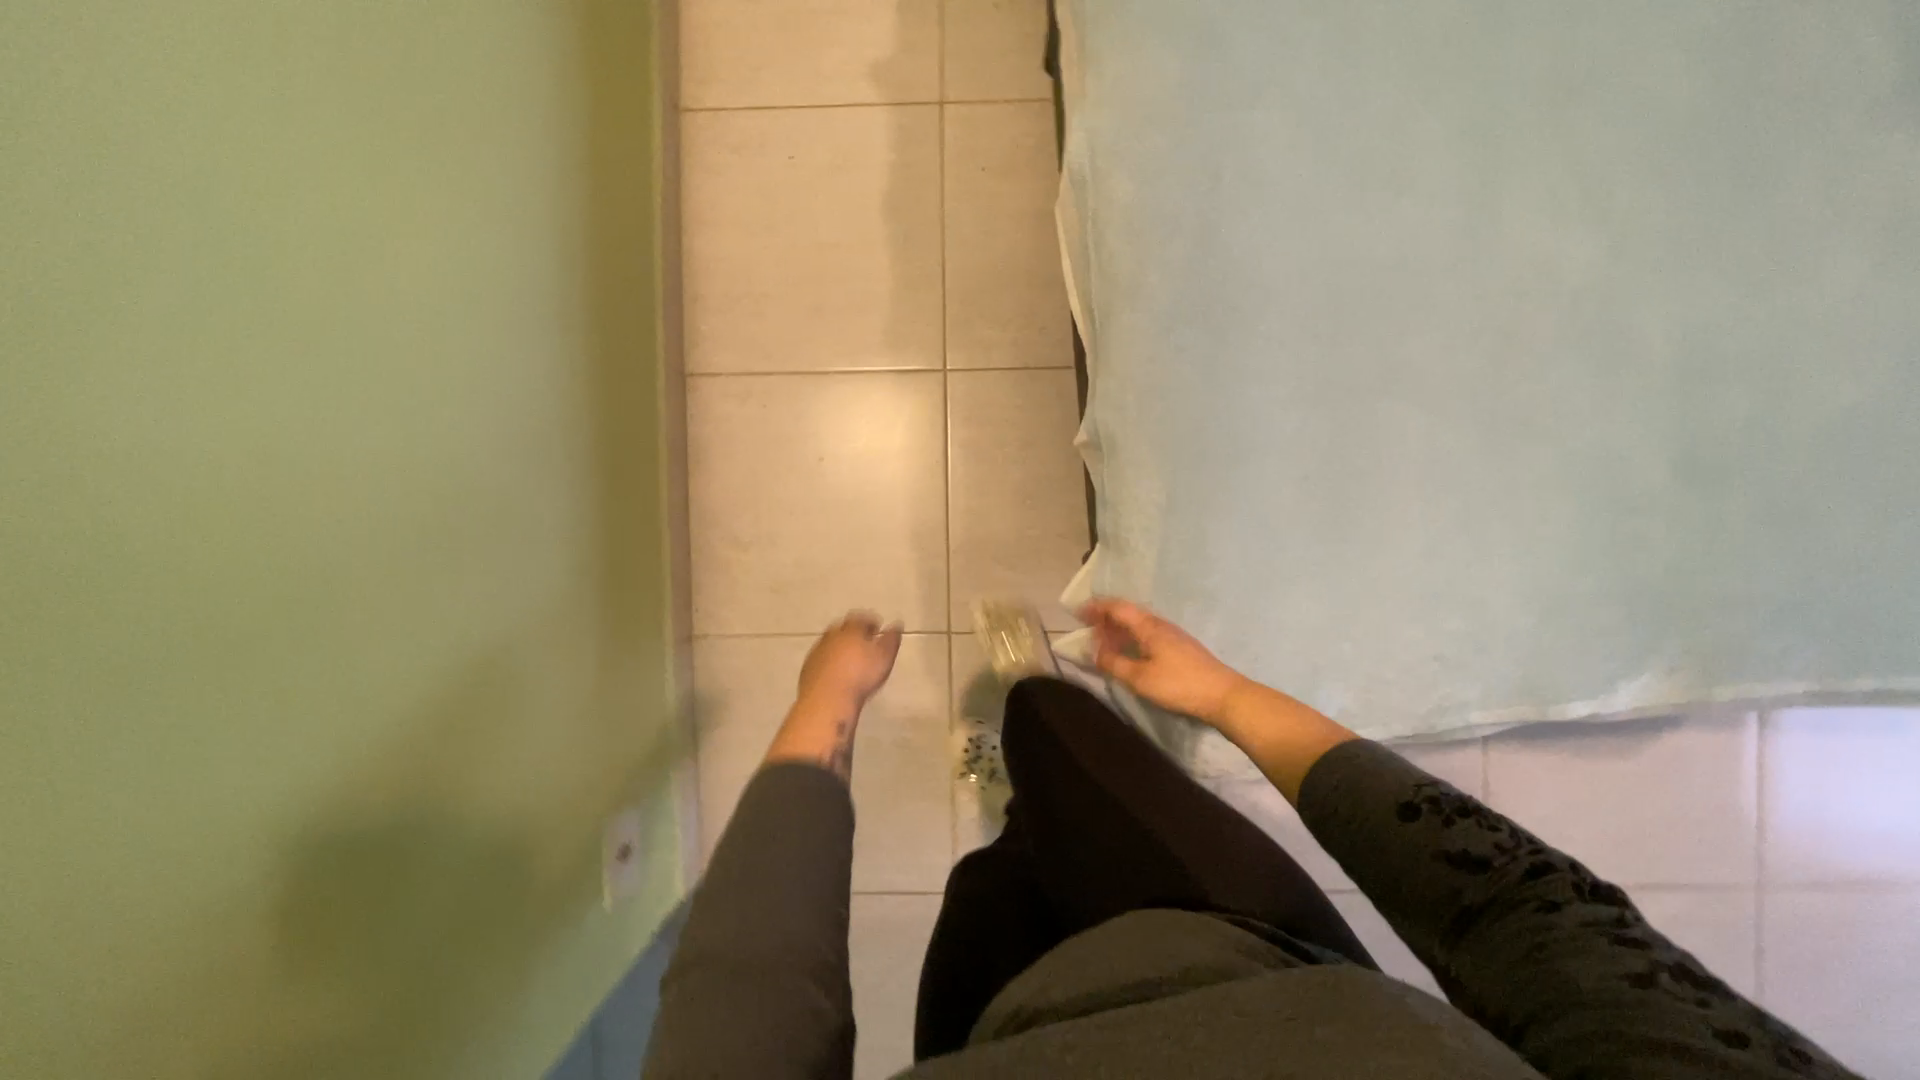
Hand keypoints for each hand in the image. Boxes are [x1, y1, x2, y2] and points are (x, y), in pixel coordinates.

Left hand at [796, 611, 903, 712]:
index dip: (870, 621)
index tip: (877, 628)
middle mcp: (832, 636)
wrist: (827, 700)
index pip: (861, 618)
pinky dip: (828, 660)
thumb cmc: (861, 677)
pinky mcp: (808, 668)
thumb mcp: (884, 658)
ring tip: (849, 657)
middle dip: (853, 631)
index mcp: (851, 629)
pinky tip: (834, 671)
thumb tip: (897, 625)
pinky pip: (821, 658)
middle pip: (842, 627)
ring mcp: (817, 651)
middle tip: (863, 640)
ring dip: (839, 646)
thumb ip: (891, 640)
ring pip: (830, 642)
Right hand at [1078, 598, 1249, 725]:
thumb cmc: (1178, 684)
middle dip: (1105, 618)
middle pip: (1128, 613)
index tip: (1078, 612)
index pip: (1117, 608)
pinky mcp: (1180, 647)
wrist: (1223, 696)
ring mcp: (1172, 635)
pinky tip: (1128, 651)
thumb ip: (1114, 663)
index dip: (1096, 608)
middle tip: (1087, 627)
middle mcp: (1160, 625)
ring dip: (1118, 629)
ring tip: (1103, 640)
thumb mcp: (1140, 678)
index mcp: (1149, 627)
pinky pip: (1147, 634)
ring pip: (1138, 624)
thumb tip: (1094, 651)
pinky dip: (1131, 638)